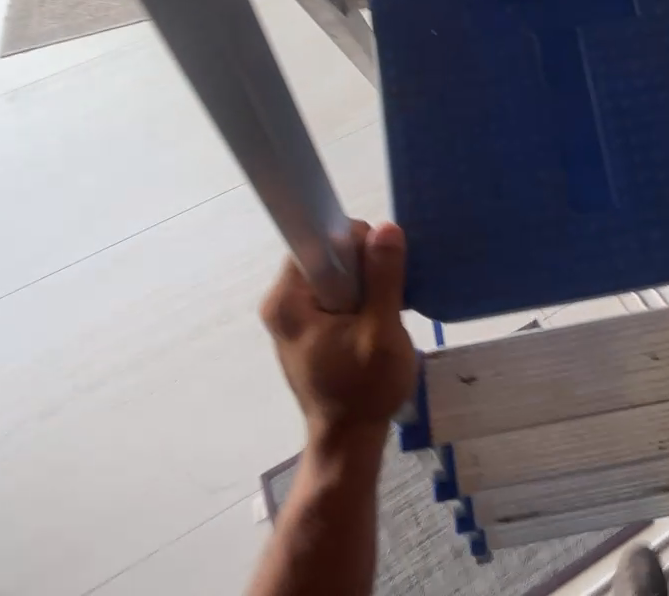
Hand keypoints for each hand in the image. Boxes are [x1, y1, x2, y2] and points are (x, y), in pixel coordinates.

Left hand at [260, 221, 416, 445]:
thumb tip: (386, 228)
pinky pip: (334, 291)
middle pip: (326, 254)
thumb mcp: (381, 332)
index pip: (316, 240)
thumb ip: (384, 278)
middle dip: (362, 266)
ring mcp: (292, 315)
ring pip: (334, 272)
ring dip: (364, 283)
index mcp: (287, 301)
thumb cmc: (365, 389)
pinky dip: (358, 297)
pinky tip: (376, 318)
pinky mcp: (306, 326)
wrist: (350, 440)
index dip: (352, 241)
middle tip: (387, 296)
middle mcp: (281, 302)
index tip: (380, 262)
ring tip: (385, 309)